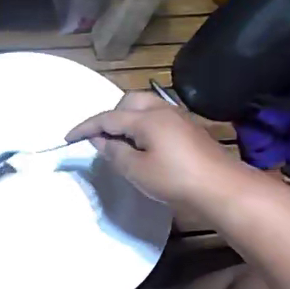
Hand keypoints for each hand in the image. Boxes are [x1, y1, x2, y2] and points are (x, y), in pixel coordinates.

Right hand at [65, 92, 255, 209]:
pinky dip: (143, 124)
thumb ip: (115, 152)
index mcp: (145, 118)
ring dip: (128, 119)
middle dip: (110, 116)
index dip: (86, 127)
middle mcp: (161, 110)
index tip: (69, 137)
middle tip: (101, 139)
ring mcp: (178, 117)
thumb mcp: (137, 170)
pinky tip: (144, 145)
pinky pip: (158, 116)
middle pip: (128, 102)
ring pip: (145, 106)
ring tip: (121, 142)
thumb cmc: (175, 179)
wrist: (220, 186)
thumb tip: (100, 140)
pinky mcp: (188, 128)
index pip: (107, 117)